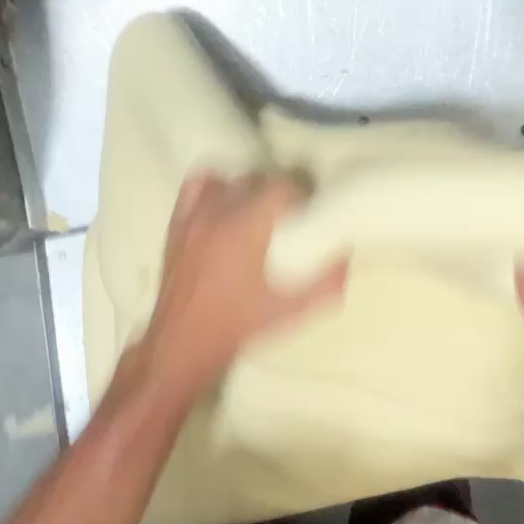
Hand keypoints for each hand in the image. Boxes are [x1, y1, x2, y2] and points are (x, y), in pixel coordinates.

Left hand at [137, 173, 349, 396]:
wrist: (182, 345)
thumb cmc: (239, 326)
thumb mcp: (291, 310)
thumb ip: (326, 284)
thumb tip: (347, 258)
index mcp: (247, 228)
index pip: (281, 187)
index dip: (300, 194)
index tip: (308, 211)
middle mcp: (219, 214)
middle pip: (256, 179)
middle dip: (276, 191)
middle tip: (287, 215)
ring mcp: (194, 216)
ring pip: (228, 180)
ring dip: (246, 188)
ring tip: (256, 209)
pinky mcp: (177, 224)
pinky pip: (196, 186)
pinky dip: (213, 186)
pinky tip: (224, 201)